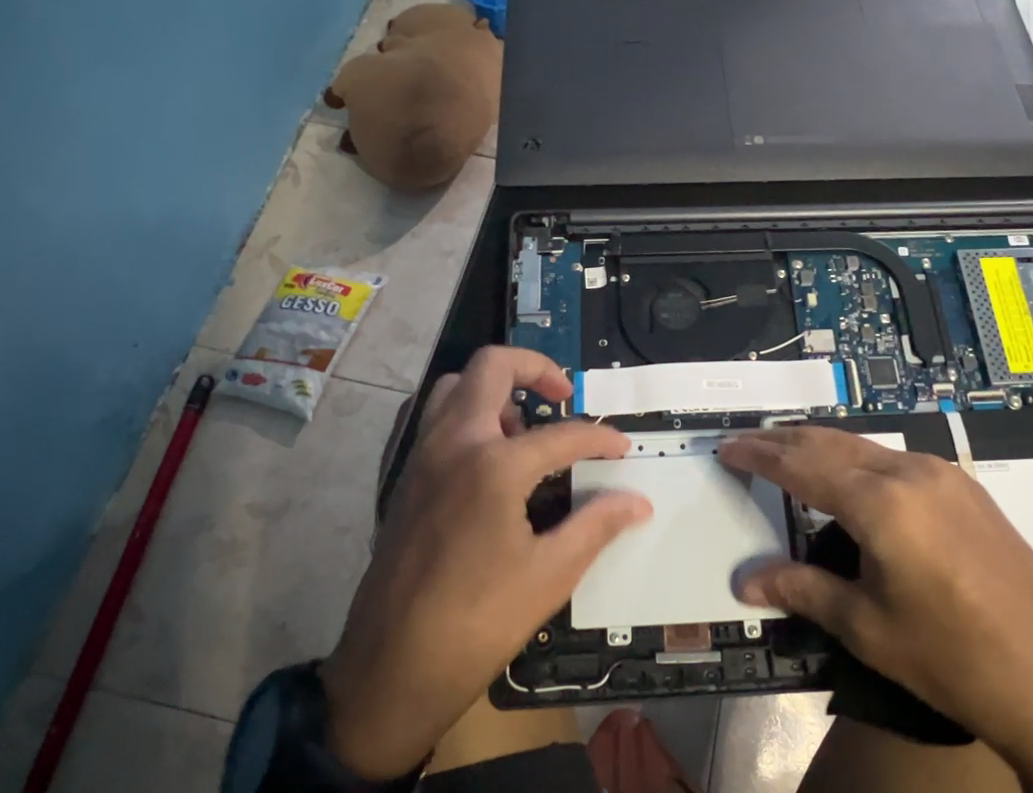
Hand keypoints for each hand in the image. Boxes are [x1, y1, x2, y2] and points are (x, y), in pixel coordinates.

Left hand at [321, 346, 651, 778]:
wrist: (394, 666)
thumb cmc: (479, 621)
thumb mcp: (551, 574)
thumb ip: (597, 524)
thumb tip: (638, 501)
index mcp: (493, 464)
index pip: (562, 434)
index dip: (600, 438)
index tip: (623, 448)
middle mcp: (453, 443)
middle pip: (491, 367)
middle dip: (535, 368)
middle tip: (564, 396)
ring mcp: (422, 457)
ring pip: (454, 387)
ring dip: (494, 390)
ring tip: (526, 429)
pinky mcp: (406, 479)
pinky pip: (437, 420)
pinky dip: (468, 416)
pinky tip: (493, 463)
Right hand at [723, 427, 1032, 792]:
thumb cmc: (949, 658)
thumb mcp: (865, 628)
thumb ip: (802, 590)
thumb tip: (747, 582)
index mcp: (882, 503)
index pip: (803, 465)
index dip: (760, 455)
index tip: (727, 447)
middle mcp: (913, 473)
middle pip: (834, 443)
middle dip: (785, 440)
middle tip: (747, 442)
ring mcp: (947, 477)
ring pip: (868, 448)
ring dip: (823, 447)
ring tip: (788, 455)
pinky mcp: (968, 491)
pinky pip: (898, 461)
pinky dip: (859, 461)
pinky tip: (849, 479)